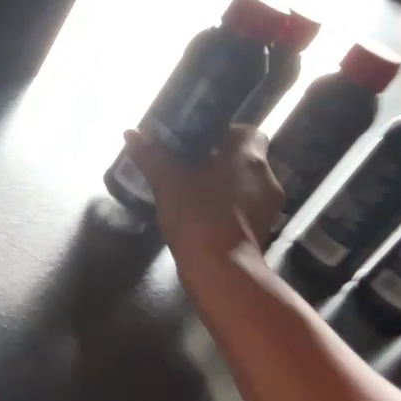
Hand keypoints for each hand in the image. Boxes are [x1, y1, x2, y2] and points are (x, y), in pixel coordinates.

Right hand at [124, 125, 284, 262]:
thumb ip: (151, 156)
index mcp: (248, 156)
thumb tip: (131, 134)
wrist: (220, 269)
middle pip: (246, 159)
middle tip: (192, 168)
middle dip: (222, 162)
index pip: (248, 131)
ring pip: (247, 185)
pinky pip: (246, 209)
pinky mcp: (264, 230)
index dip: (225, 134)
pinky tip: (206, 217)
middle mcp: (266, 176)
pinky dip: (230, 209)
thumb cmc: (198, 215)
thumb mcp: (167, 182)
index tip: (201, 144)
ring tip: (197, 193)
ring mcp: (269, 206)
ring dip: (227, 186)